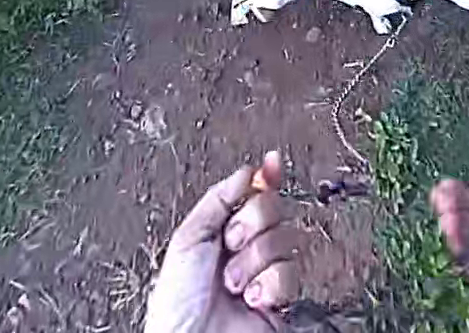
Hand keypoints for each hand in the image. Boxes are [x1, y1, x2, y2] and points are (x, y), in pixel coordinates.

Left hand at [145, 152, 301, 332]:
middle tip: (232, 242)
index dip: (267, 175)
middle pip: (273, 206)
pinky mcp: (281, 297)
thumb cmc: (176, 305)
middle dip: (253, 220)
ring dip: (256, 258)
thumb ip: (218, 199)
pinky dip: (270, 283)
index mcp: (223, 230)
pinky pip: (291, 271)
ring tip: (234, 282)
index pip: (254, 192)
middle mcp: (247, 247)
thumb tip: (248, 171)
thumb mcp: (188, 240)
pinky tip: (252, 297)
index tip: (271, 162)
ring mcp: (265, 270)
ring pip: (285, 236)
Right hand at [431, 174, 468, 331]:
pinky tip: (448, 227)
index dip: (460, 192)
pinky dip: (453, 239)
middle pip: (465, 215)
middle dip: (450, 203)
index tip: (444, 184)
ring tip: (444, 211)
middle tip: (437, 195)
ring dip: (449, 219)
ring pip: (460, 231)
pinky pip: (460, 251)